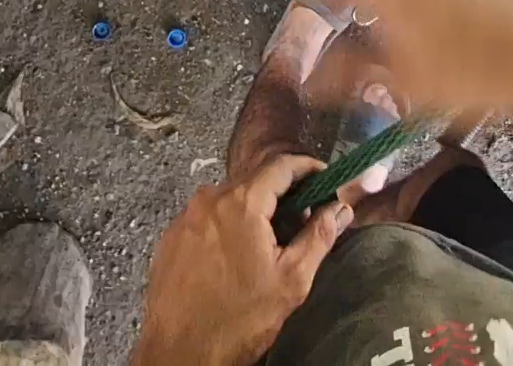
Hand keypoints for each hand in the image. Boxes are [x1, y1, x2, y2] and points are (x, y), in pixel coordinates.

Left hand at [131, 154, 353, 365]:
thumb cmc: (238, 319)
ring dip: (255, 211)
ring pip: (231, 198)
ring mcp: (186, 216)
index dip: (307, 167)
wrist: (177, 356)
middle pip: (256, 180)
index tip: (325, 179)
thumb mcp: (290, 280)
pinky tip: (236, 257)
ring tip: (269, 245)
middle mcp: (210, 198)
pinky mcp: (171, 235)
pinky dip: (228, 225)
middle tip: (302, 222)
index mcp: (242, 202)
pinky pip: (208, 216)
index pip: (281, 165)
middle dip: (283, 194)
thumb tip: (341, 208)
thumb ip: (319, 237)